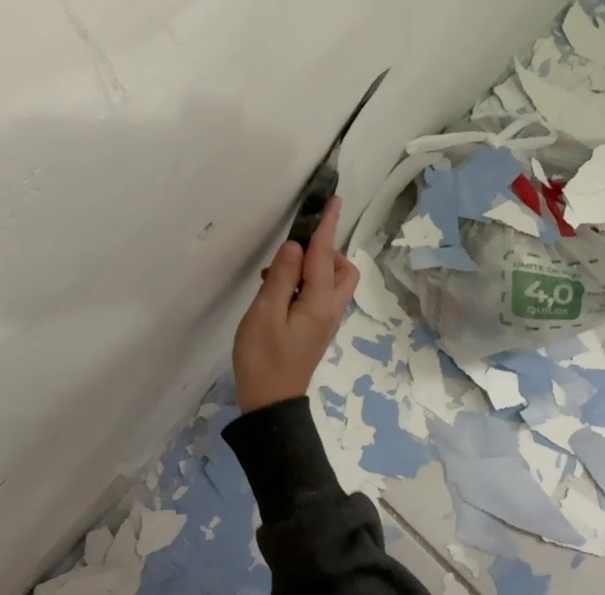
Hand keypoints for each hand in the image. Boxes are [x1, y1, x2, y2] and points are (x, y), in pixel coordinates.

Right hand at [232, 196, 358, 412]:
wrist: (270, 403)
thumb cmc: (263, 358)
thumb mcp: (264, 313)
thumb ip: (281, 277)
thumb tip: (295, 247)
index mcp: (319, 302)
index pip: (323, 254)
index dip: (325, 225)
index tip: (332, 200)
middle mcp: (329, 309)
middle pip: (341, 269)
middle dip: (324, 250)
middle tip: (294, 249)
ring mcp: (324, 321)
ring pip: (330, 282)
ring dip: (311, 266)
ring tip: (277, 271)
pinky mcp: (314, 329)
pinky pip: (318, 294)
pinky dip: (304, 282)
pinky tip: (276, 289)